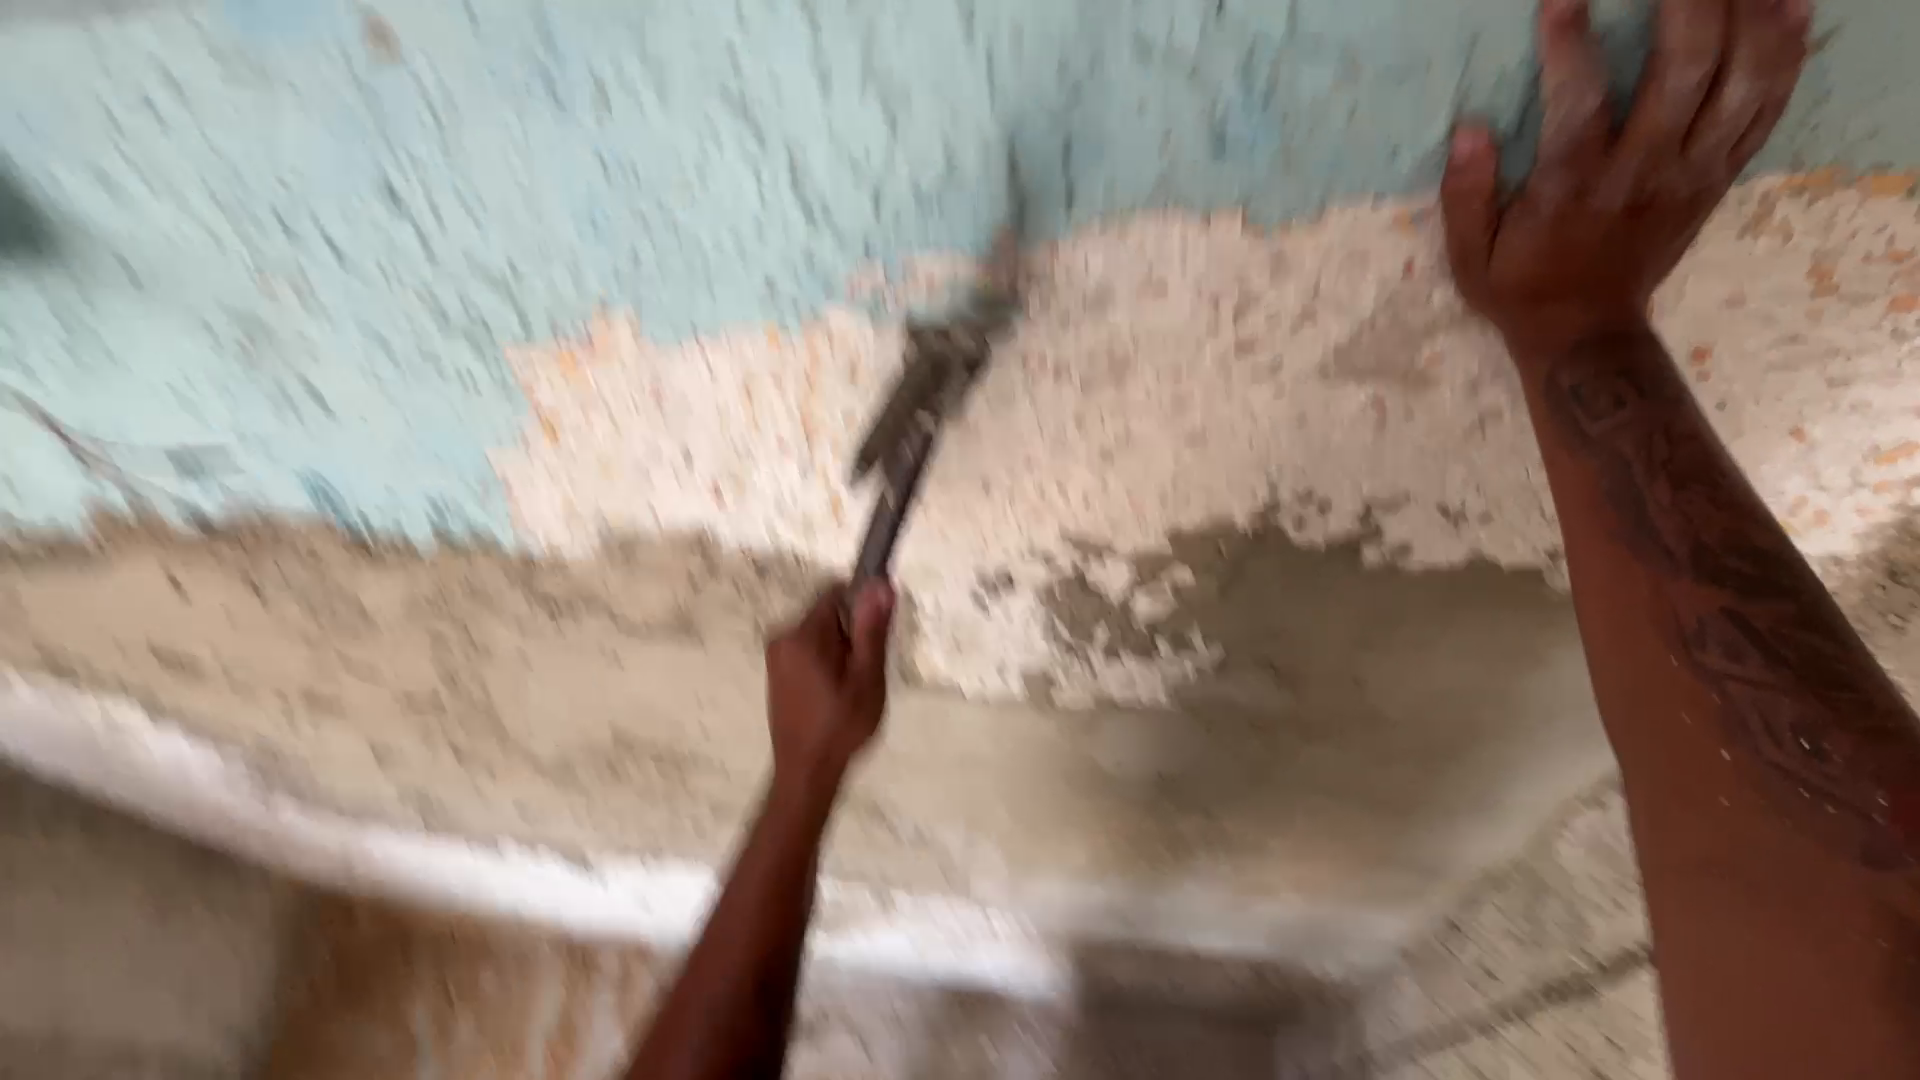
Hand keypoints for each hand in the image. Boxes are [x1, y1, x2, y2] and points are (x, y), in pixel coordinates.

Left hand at [764, 582, 896, 787]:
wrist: (806, 772)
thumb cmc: (841, 726)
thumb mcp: (867, 676)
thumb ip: (872, 628)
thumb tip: (880, 583)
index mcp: (803, 634)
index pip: (837, 592)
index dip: (862, 608)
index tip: (875, 638)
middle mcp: (783, 637)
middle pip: (830, 613)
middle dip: (852, 633)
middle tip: (865, 671)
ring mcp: (777, 656)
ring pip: (821, 633)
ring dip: (841, 650)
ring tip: (851, 687)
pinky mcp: (778, 672)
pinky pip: (809, 650)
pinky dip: (827, 663)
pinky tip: (835, 695)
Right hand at [1443, 0, 1808, 360]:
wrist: (1584, 332)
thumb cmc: (1519, 289)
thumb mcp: (1469, 257)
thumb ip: (1465, 195)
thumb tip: (1468, 130)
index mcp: (1572, 189)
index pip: (1580, 101)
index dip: (1571, 45)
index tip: (1561, 0)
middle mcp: (1642, 171)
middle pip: (1685, 68)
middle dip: (1685, 3)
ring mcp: (1692, 170)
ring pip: (1744, 76)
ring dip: (1747, 11)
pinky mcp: (1719, 174)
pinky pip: (1770, 103)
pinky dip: (1787, 48)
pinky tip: (1784, 4)